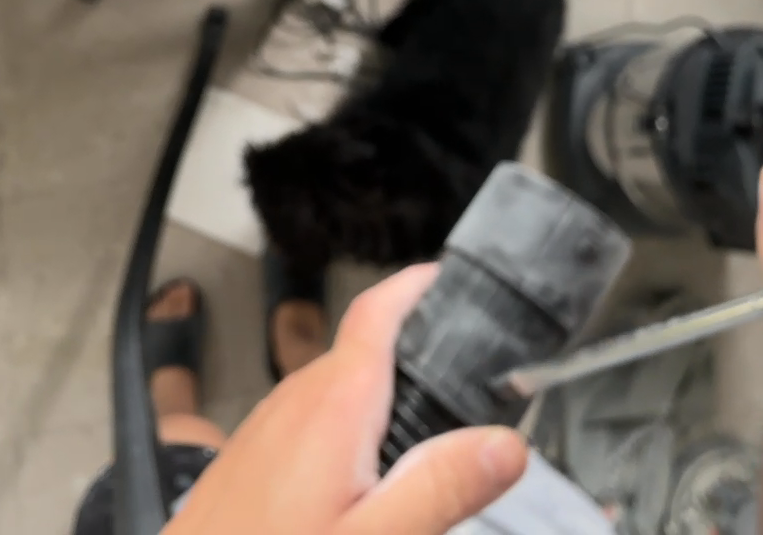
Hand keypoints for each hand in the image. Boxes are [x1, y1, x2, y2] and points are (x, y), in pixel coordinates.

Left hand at [166, 265, 528, 533]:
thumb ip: (440, 486)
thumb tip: (504, 445)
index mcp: (337, 401)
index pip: (376, 311)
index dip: (411, 284)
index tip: (440, 275)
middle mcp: (301, 394)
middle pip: (364, 348)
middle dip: (408, 352)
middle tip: (456, 375)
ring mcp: (273, 417)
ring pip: (337, 386)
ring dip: (376, 394)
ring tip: (417, 429)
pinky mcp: (258, 445)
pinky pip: (311, 415)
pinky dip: (344, 425)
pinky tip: (356, 476)